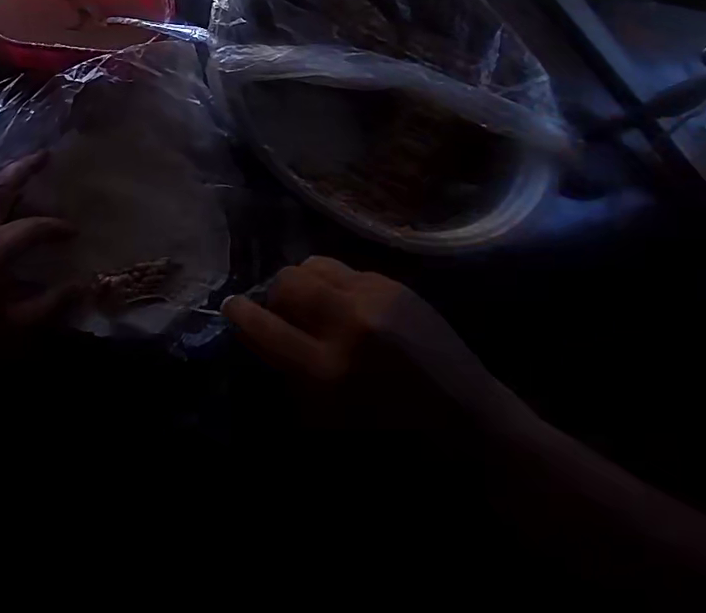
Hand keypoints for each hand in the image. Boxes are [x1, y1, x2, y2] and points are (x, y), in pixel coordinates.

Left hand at [0, 153, 74, 384]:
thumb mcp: (17, 327)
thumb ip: (53, 304)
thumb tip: (84, 286)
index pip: (34, 227)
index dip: (58, 229)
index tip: (75, 233)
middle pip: (1, 188)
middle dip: (25, 168)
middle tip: (46, 155)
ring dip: (8, 182)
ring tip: (29, 174)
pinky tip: (5, 209)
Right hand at [223, 257, 520, 432]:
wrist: (474, 428)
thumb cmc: (394, 441)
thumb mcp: (328, 421)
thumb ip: (288, 374)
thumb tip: (258, 334)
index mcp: (327, 370)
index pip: (262, 325)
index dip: (239, 313)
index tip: (231, 307)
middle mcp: (349, 325)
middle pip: (286, 282)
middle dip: (275, 296)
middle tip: (283, 314)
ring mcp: (376, 300)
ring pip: (313, 265)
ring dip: (304, 283)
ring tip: (314, 304)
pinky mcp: (398, 288)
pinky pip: (346, 271)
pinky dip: (336, 285)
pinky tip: (349, 307)